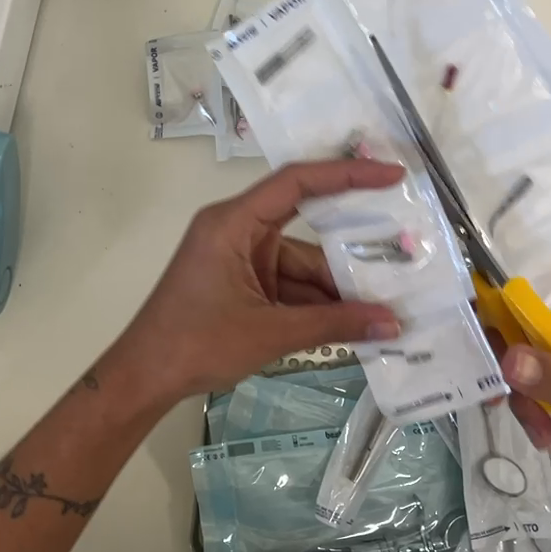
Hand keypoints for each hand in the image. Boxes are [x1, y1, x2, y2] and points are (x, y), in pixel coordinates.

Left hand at [102, 159, 405, 401]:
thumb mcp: (269, 333)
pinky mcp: (241, 285)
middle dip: (349, 251)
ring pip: (300, 266)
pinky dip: (316, 305)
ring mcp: (239, 259)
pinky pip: (287, 286)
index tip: (391, 174)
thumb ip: (333, 325)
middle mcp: (237, 231)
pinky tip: (356, 322)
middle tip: (405, 252)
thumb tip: (393, 325)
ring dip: (336, 290)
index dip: (346, 174)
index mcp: (233, 223)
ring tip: (389, 305)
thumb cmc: (196, 343)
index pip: (296, 183)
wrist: (145, 377)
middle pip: (304, 230)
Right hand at [497, 304, 550, 512]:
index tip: (481, 321)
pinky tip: (542, 432)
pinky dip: (541, 403)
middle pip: (539, 323)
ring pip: (540, 356)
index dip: (514, 300)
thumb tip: (506, 360)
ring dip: (529, 390)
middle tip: (497, 387)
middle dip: (516, 358)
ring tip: (535, 426)